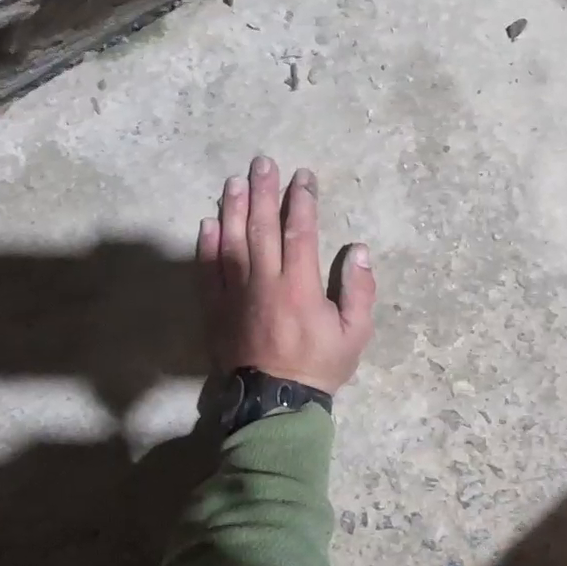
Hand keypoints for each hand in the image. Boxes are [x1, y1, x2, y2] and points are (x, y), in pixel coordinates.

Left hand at [198, 156, 375, 394]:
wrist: (276, 402)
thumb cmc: (319, 366)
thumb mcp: (355, 334)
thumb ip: (359, 291)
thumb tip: (360, 250)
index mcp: (300, 285)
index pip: (301, 231)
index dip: (302, 200)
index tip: (303, 176)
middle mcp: (265, 281)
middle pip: (262, 227)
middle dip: (264, 191)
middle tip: (263, 163)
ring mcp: (236, 293)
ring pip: (231, 241)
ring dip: (233, 208)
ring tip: (235, 181)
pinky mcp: (216, 308)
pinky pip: (208, 270)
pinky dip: (206, 245)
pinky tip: (208, 223)